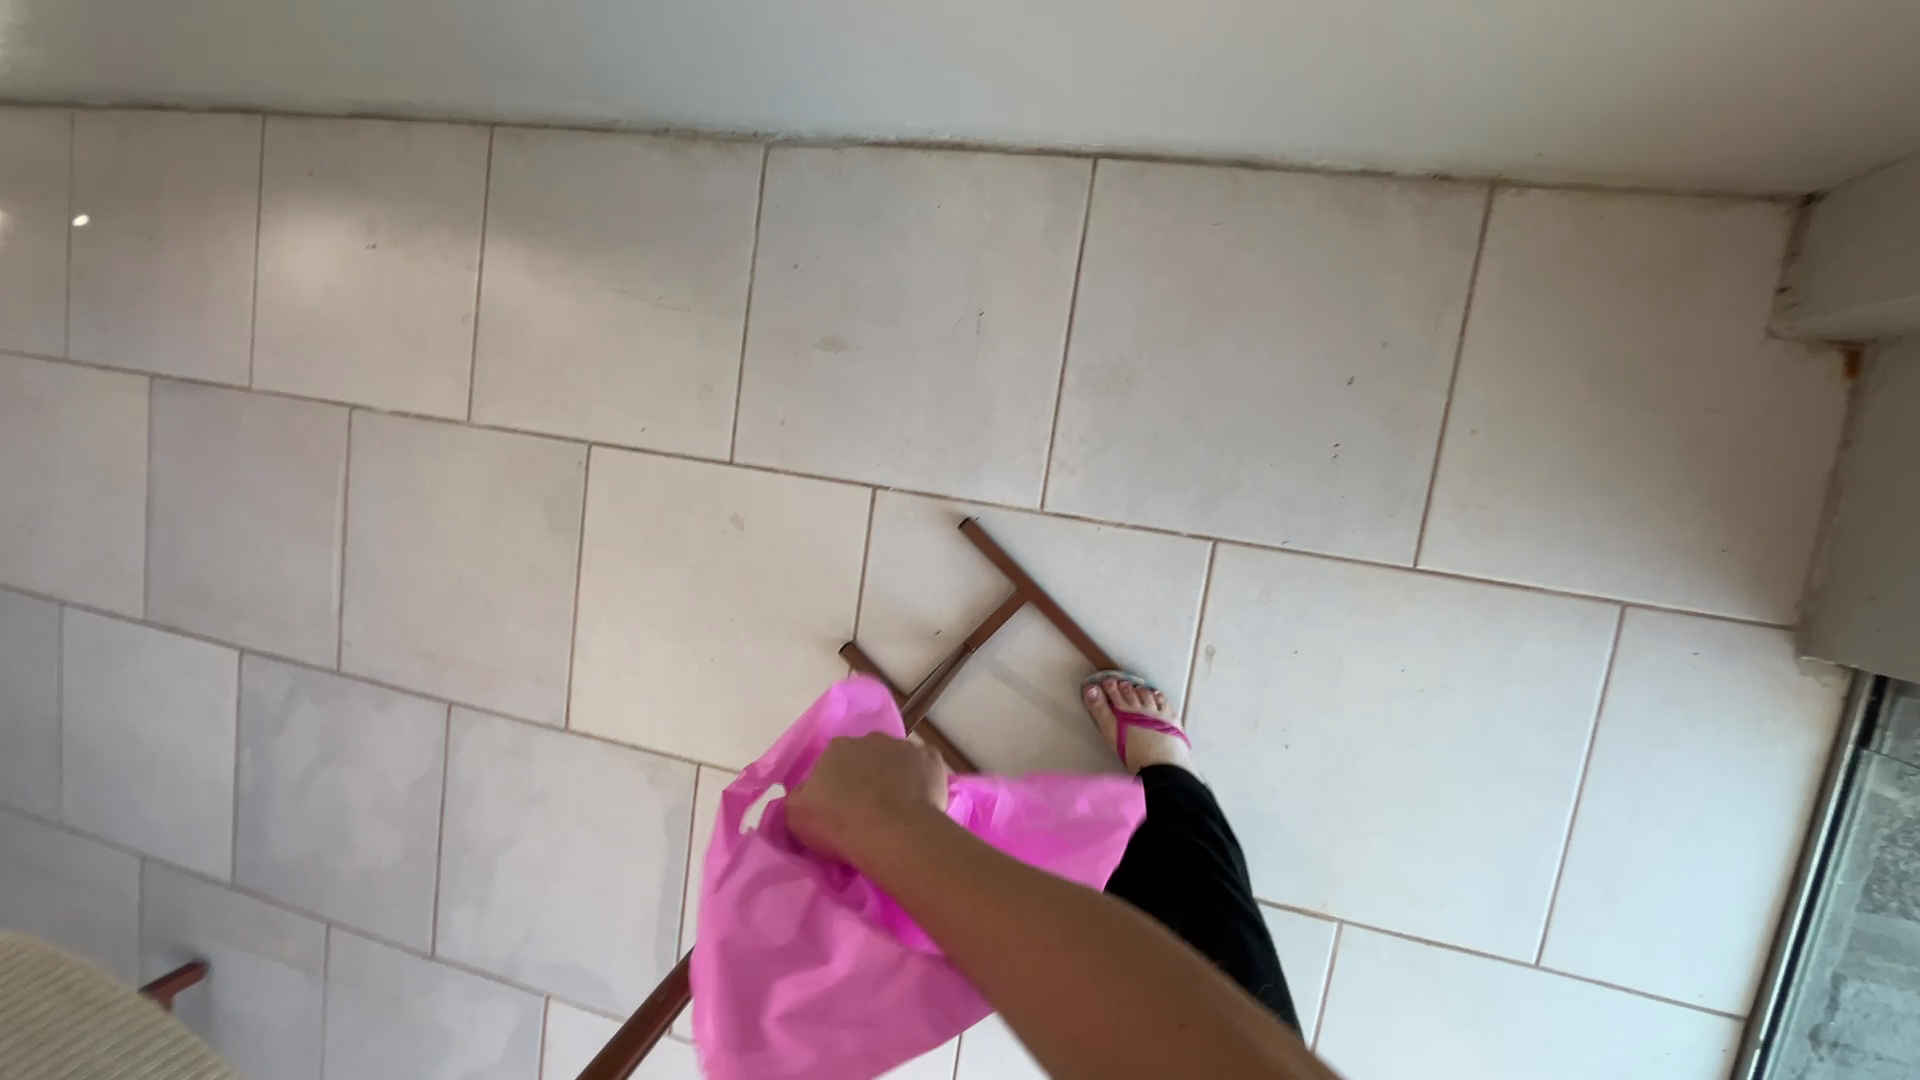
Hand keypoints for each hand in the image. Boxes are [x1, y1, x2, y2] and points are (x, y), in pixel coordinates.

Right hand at [787, 734, 950, 862]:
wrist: (889, 832)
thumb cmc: (838, 824)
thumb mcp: (796, 815)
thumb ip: (797, 797)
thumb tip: (805, 793)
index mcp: (837, 748)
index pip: (834, 762)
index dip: (837, 785)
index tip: (840, 808)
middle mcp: (871, 738)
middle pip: (867, 757)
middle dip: (867, 776)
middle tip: (868, 809)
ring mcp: (904, 746)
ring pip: (898, 760)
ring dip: (896, 776)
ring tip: (896, 809)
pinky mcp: (931, 758)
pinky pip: (925, 767)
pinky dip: (923, 780)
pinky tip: (920, 801)